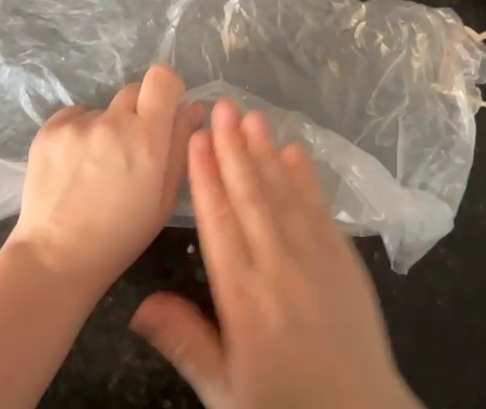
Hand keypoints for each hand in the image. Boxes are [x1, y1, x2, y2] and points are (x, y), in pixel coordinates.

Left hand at [6, 64, 204, 289]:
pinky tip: (74, 167)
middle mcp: (112, 123)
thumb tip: (191, 107)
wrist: (57, 256)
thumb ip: (180, 147)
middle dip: (138, 113)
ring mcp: (77, 124)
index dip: (166, 90)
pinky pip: (75, 117)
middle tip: (131, 150)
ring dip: (106, 128)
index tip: (164, 111)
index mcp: (147, 140)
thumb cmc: (121, 236)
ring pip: (104, 110)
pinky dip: (79, 134)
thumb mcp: (164, 199)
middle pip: (133, 91)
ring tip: (96, 169)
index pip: (162, 78)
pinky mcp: (49, 129)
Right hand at [130, 101, 422, 408]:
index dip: (205, 177)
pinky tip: (295, 152)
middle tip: (221, 106)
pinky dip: (307, 178)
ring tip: (251, 117)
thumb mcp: (224, 389)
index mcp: (243, 296)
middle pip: (251, 197)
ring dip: (266, 152)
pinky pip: (321, 210)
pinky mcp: (346, 261)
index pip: (219, 223)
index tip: (194, 139)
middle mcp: (279, 267)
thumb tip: (139, 304)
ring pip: (285, 194)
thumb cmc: (282, 405)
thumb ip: (185, 341)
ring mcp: (316, 260)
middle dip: (234, 148)